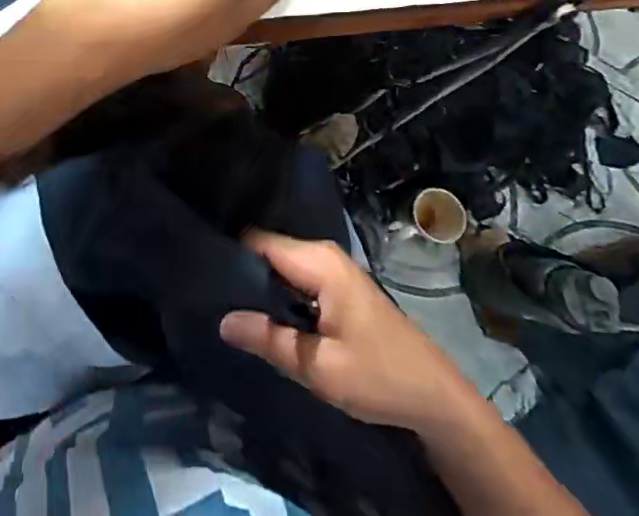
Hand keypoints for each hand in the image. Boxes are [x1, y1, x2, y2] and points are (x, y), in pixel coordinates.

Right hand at [219, 231, 480, 434]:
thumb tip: (222, 320)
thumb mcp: (319, 367)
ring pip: (282, 267)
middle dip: (242, 273)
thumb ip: (269, 340)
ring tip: (229, 308)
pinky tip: (263, 318)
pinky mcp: (338, 287)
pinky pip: (296, 279)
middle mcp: (325, 255)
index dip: (231, 257)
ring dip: (260, 287)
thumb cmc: (379, 377)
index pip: (259, 242)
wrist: (435, 396)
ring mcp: (334, 270)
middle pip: (269, 251)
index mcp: (320, 263)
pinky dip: (278, 295)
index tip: (204, 278)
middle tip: (212, 300)